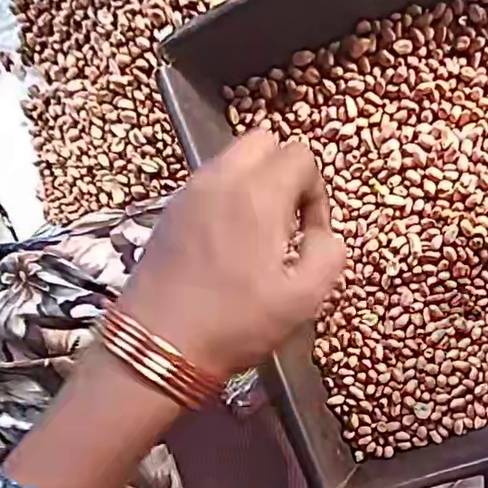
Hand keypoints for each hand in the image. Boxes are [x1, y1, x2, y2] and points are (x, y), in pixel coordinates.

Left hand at [118, 129, 346, 374]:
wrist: (158, 345)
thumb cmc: (235, 323)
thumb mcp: (303, 299)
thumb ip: (329, 255)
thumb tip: (325, 236)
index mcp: (257, 196)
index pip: (301, 156)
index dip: (317, 194)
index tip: (311, 236)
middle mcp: (220, 180)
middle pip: (264, 142)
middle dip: (286, 174)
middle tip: (288, 223)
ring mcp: (189, 193)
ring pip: (233, 160)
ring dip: (256, 185)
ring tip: (258, 237)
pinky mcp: (169, 212)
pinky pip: (209, 184)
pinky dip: (228, 199)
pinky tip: (228, 246)